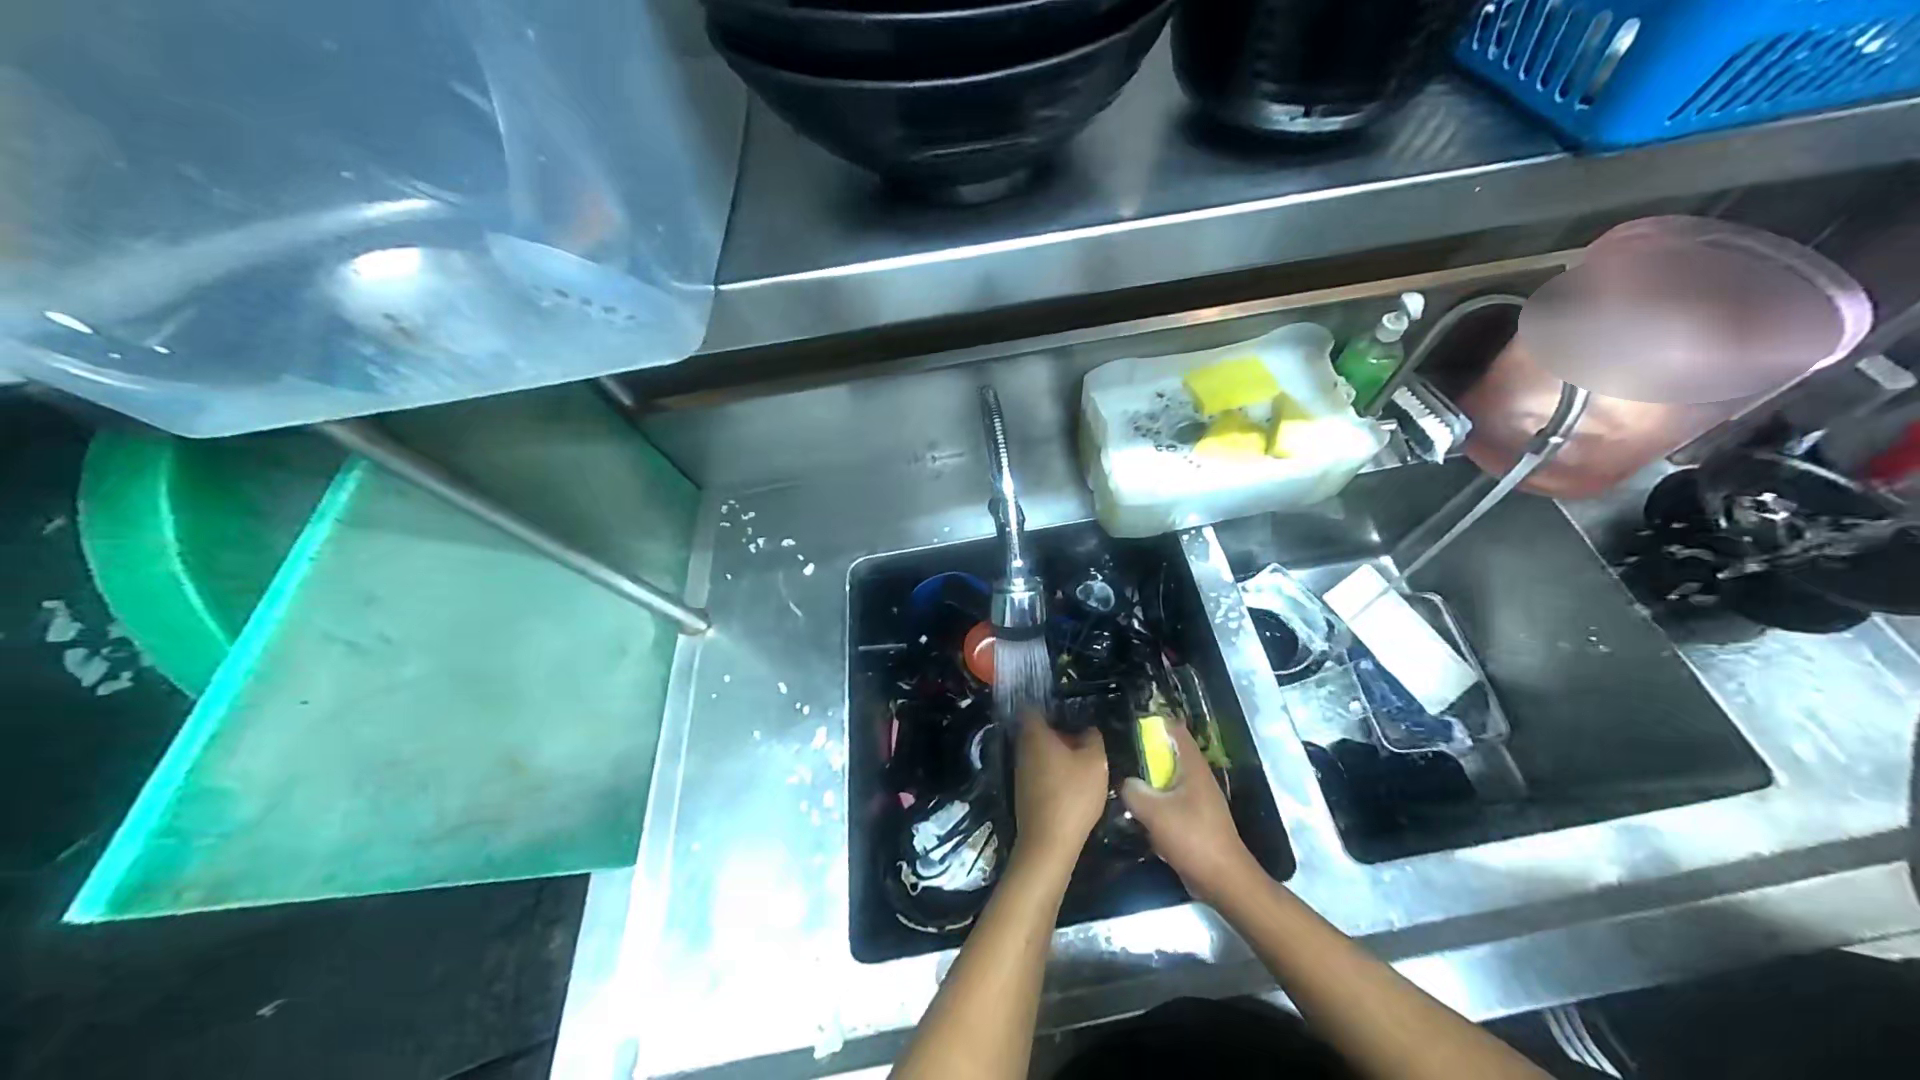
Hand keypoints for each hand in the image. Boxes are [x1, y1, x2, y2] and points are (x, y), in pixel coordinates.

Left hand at [1011, 713, 1107, 866]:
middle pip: (1037, 731)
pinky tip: (1072, 783)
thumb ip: (1092, 739)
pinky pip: (1039, 771)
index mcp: (1034, 735)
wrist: (1049, 842)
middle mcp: (1021, 749)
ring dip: (1057, 754)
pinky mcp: (1023, 792)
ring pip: (1039, 752)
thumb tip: (1087, 729)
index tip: (1068, 707)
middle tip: (1082, 736)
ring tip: (1083, 761)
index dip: (1048, 704)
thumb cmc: (1073, 794)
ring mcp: (1020, 772)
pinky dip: (1053, 772)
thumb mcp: (1095, 762)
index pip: (1032, 708)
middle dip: (1058, 731)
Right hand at [1120, 721, 1263, 905]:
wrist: (1223, 880)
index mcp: (1192, 766)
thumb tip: (1123, 780)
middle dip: (1143, 752)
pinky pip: (1169, 799)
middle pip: (1167, 753)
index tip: (1126, 724)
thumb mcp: (1153, 811)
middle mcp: (1197, 776)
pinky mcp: (1194, 818)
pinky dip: (1154, 801)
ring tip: (1121, 780)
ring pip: (1167, 778)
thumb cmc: (1192, 838)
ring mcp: (1197, 798)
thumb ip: (1132, 790)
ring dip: (1147, 779)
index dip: (1151, 722)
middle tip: (1116, 754)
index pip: (1174, 728)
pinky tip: (1136, 811)